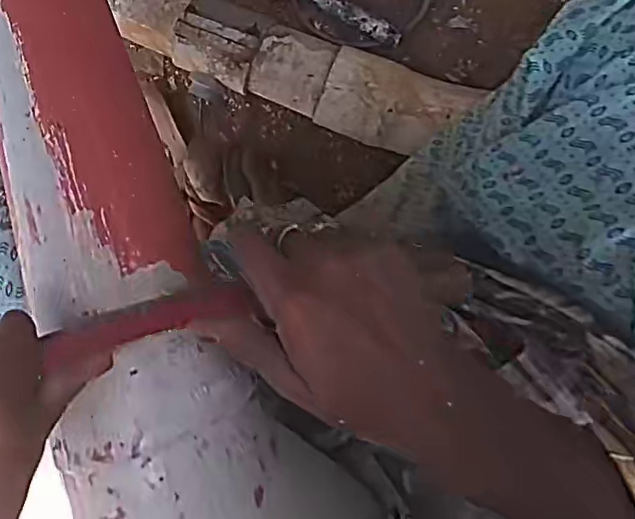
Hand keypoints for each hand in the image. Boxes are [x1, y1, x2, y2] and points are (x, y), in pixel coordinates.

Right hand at [204, 224, 631, 518]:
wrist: (435, 395)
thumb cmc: (357, 396)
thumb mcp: (293, 383)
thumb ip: (244, 340)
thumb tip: (199, 314)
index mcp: (291, 296)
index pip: (246, 240)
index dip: (242, 247)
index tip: (246, 263)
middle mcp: (321, 261)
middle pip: (286, 240)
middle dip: (289, 263)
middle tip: (308, 300)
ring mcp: (358, 249)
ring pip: (321, 238)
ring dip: (324, 259)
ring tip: (346, 298)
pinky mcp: (387, 245)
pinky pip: (355, 239)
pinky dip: (356, 259)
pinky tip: (374, 293)